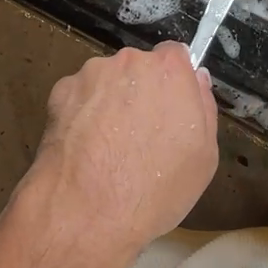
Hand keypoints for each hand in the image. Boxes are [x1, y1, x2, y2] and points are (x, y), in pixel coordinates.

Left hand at [13, 42, 218, 267]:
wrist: (85, 212)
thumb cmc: (155, 188)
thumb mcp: (204, 157)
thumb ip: (204, 107)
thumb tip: (197, 78)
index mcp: (169, 69)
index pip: (174, 55)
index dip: (173, 81)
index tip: (169, 107)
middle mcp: (130, 60)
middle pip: (139, 67)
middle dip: (140, 91)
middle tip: (138, 134)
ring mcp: (92, 73)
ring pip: (106, 81)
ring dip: (109, 102)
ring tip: (106, 147)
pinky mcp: (62, 90)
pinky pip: (79, 96)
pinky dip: (81, 114)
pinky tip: (83, 148)